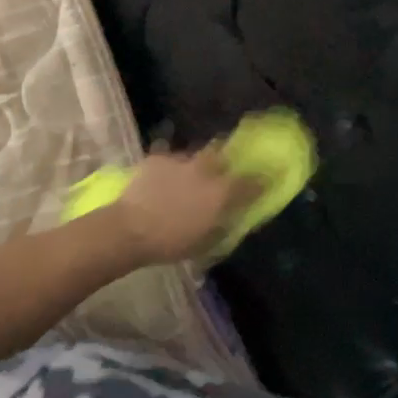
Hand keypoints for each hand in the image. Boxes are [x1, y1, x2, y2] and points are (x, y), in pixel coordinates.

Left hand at [109, 145, 260, 263]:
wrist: (131, 228)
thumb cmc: (171, 243)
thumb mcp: (205, 242)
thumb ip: (222, 224)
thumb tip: (230, 215)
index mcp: (221, 193)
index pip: (252, 181)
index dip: (261, 179)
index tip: (266, 176)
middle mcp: (205, 171)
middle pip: (222, 155)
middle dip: (224, 160)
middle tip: (220, 170)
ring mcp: (180, 160)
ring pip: (195, 156)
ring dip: (195, 165)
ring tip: (185, 178)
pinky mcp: (158, 157)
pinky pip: (170, 159)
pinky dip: (171, 168)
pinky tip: (162, 180)